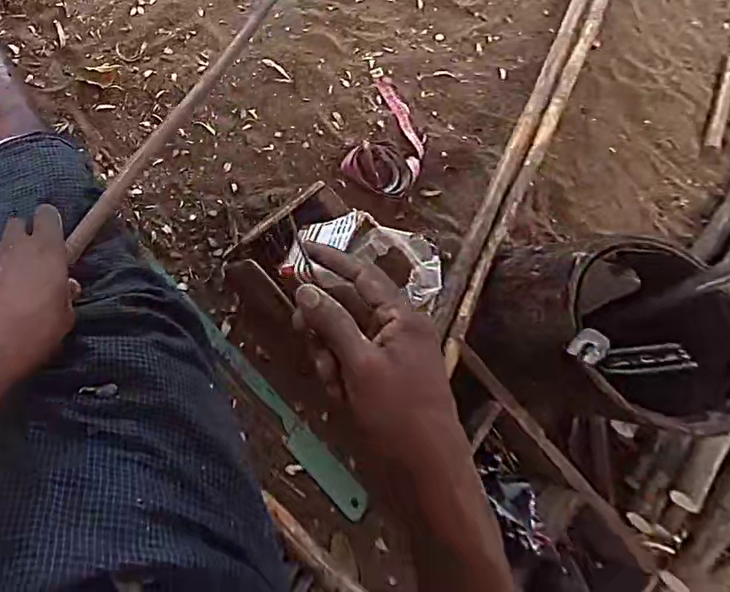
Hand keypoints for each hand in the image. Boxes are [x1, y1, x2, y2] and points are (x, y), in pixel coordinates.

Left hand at [0, 204, 78, 392]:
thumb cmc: (34, 330)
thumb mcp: (64, 318)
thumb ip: (66, 296)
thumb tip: (66, 287)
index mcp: (47, 248)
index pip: (48, 214)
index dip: (50, 224)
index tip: (55, 241)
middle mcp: (17, 245)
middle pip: (19, 223)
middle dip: (25, 236)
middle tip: (34, 262)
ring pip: (1, 247)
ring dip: (8, 258)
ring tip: (13, 288)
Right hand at [293, 242, 511, 590]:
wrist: (430, 481)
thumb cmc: (400, 417)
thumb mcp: (360, 365)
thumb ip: (332, 322)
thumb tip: (305, 288)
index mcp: (402, 316)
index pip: (361, 274)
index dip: (331, 259)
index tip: (302, 247)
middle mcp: (397, 329)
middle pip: (347, 304)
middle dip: (323, 318)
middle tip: (299, 327)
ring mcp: (389, 356)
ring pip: (343, 335)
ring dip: (328, 352)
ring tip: (330, 380)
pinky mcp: (381, 380)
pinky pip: (349, 361)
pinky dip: (337, 373)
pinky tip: (339, 396)